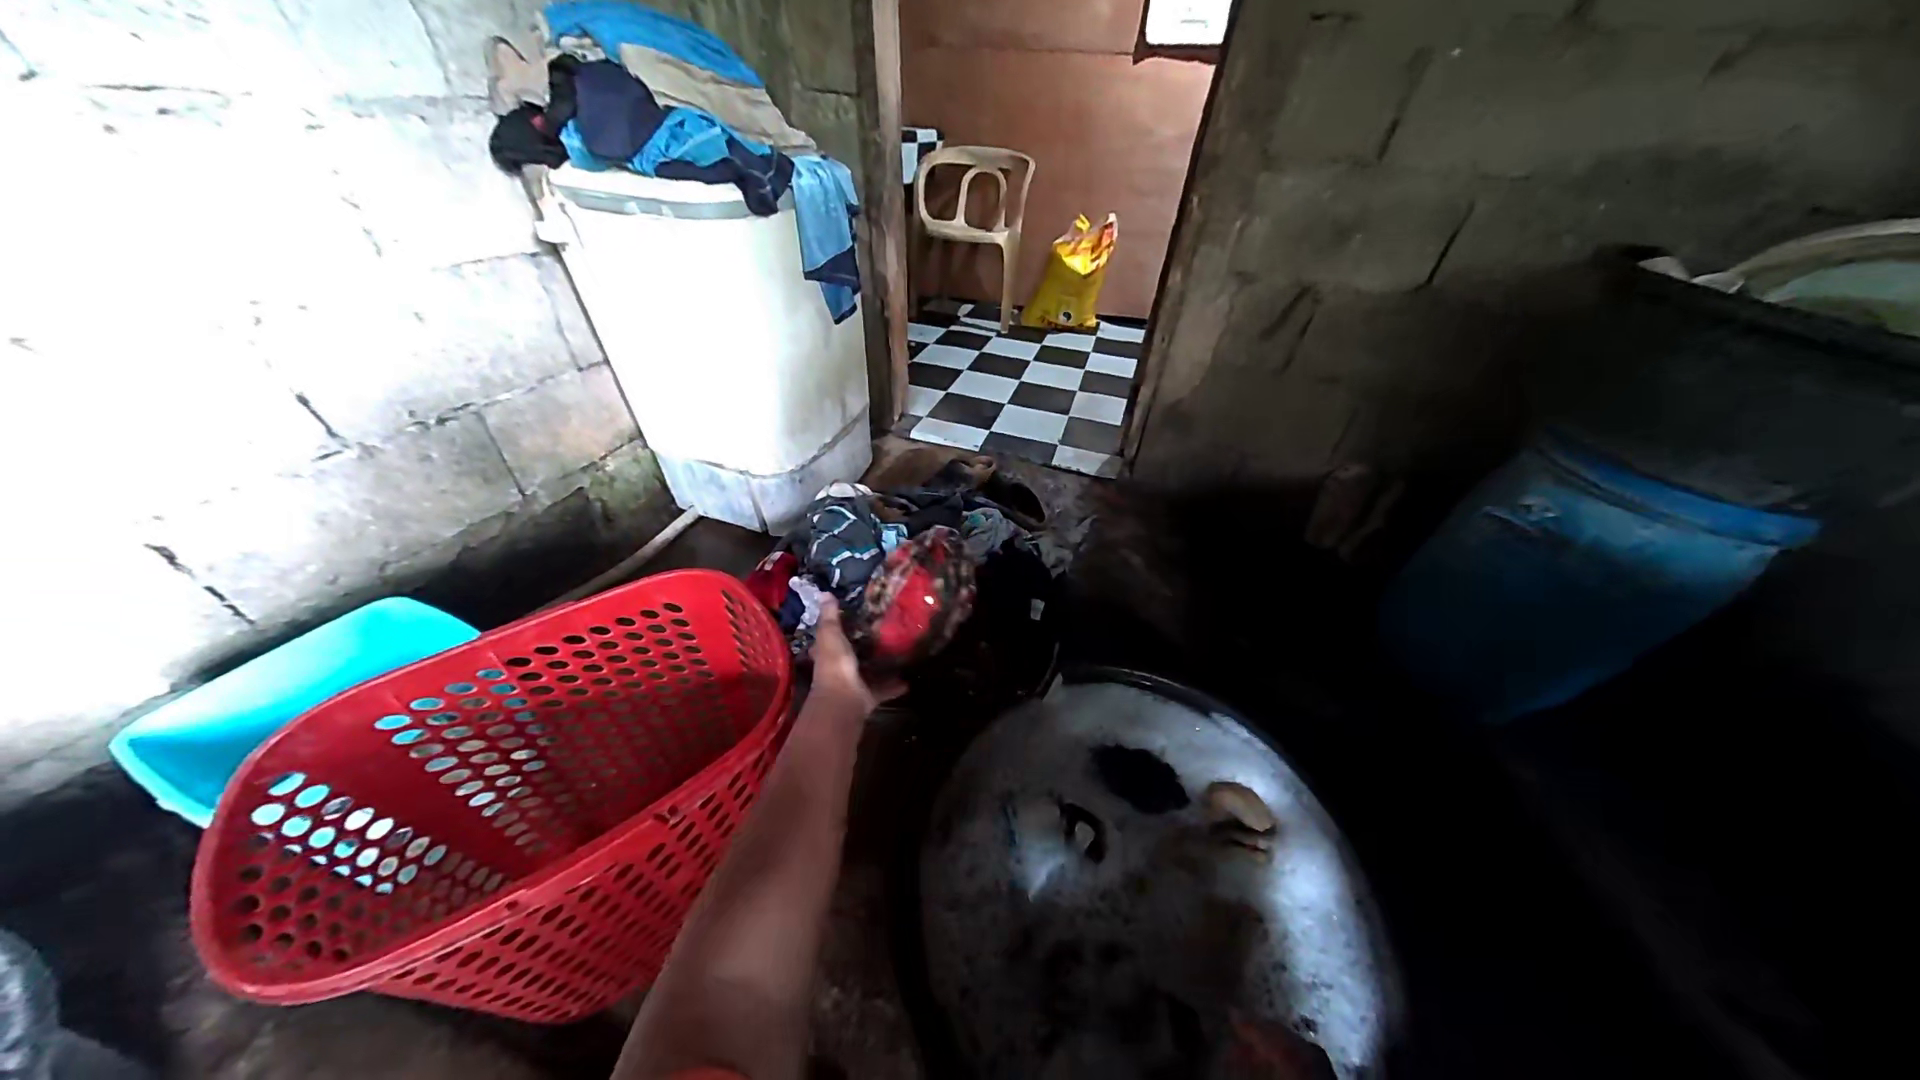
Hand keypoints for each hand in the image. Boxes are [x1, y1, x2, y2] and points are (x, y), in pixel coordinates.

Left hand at [808, 597, 905, 713]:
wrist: (844, 699)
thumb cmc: (835, 663)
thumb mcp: (830, 634)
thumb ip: (829, 616)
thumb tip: (825, 593)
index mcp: (827, 654)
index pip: (829, 639)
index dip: (836, 630)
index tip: (850, 618)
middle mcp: (839, 669)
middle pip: (851, 655)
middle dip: (862, 647)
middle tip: (882, 633)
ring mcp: (854, 684)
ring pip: (868, 672)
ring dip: (880, 666)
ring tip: (899, 653)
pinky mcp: (868, 696)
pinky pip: (884, 688)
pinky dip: (895, 685)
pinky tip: (908, 679)